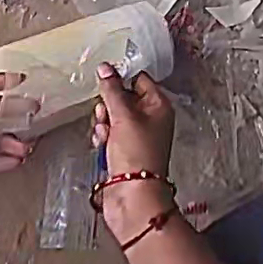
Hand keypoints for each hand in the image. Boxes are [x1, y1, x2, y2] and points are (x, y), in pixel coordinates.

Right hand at [91, 63, 175, 240]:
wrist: (132, 196)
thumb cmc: (135, 153)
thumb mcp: (123, 115)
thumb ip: (112, 89)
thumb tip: (105, 67)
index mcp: (159, 105)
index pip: (139, 79)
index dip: (122, 79)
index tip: (105, 81)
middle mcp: (151, 117)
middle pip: (123, 97)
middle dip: (109, 104)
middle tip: (106, 115)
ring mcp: (137, 134)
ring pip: (113, 115)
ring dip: (104, 121)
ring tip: (105, 133)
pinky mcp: (124, 148)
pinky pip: (109, 132)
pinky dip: (104, 136)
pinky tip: (103, 144)